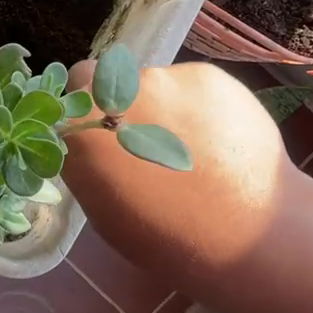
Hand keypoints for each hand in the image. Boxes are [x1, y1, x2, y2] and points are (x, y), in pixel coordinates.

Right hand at [62, 61, 298, 271]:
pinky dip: (198, 105)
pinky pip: (190, 83)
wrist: (247, 233)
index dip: (82, 114)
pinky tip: (218, 139)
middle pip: (103, 79)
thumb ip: (87, 162)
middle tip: (143, 139)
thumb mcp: (100, 209)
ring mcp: (160, 77)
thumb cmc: (164, 237)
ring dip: (161, 104)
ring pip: (150, 82)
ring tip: (191, 146)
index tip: (100, 136)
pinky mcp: (204, 75)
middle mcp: (111, 91)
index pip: (64, 100)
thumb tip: (95, 143)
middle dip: (117, 101)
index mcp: (78, 128)